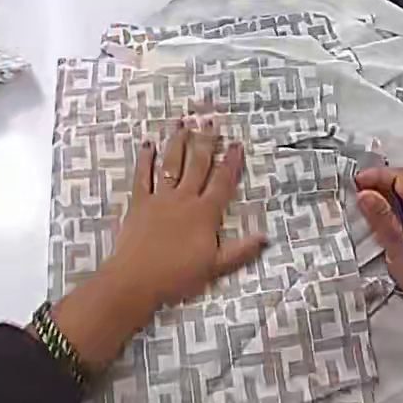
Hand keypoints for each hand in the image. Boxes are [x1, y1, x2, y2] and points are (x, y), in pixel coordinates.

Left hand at [49, 117, 267, 368]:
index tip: (236, 144)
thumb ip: (240, 251)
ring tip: (183, 123)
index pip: (222, 182)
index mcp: (205, 213)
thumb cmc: (178, 276)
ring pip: (171, 164)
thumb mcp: (215, 267)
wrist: (136, 280)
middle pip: (198, 165)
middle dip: (206, 142)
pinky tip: (147, 145)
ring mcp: (160, 199)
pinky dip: (145, 160)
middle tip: (211, 122)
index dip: (231, 163)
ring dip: (178, 142)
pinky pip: (142, 177)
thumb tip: (266, 238)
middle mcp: (184, 199)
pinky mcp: (139, 204)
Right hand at [355, 168, 402, 402]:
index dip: (377, 176)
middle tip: (356, 192)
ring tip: (365, 204)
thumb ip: (382, 220)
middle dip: (380, 183)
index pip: (402, 178)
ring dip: (387, 195)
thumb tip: (365, 194)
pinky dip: (396, 207)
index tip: (357, 182)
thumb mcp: (399, 251)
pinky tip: (382, 219)